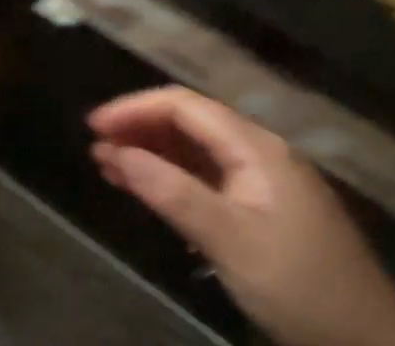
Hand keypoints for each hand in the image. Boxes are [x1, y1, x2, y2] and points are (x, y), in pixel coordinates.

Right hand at [87, 88, 394, 345]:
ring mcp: (264, 182)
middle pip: (189, 122)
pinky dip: (172, 178)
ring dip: (151, 153)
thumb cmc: (300, 287)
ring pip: (196, 151)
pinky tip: (146, 190)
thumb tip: (116, 153)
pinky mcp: (264, 211)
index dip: (134, 109)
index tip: (93, 127)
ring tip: (108, 166)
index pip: (184, 106)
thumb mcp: (230, 240)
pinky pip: (208, 178)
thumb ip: (171, 192)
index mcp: (256, 148)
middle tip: (96, 148)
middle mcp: (260, 153)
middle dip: (139, 129)